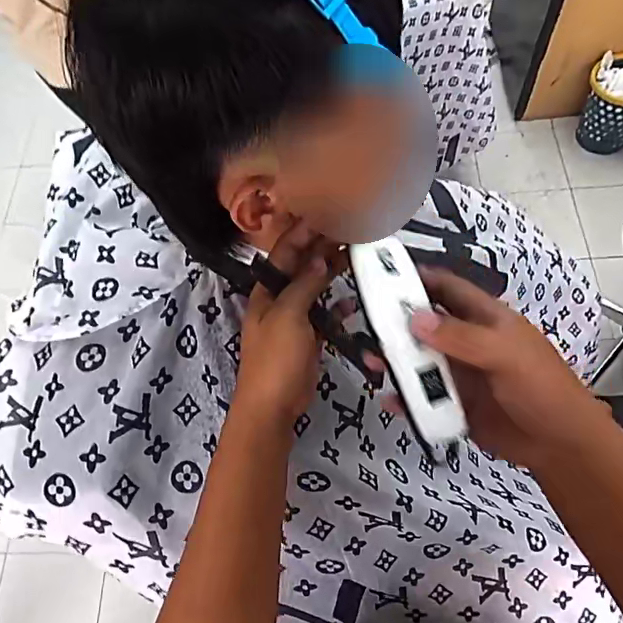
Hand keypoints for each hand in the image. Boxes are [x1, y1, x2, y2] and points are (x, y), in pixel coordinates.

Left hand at [233, 225, 343, 426]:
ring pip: (314, 290)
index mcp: (266, 292)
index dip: (304, 232)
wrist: (272, 407)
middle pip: (300, 268)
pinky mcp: (307, 340)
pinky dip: (337, 309)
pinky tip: (353, 303)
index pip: (284, 253)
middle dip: (322, 249)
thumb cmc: (275, 360)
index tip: (328, 215)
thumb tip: (319, 260)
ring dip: (331, 274)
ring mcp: (293, 321)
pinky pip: (323, 317)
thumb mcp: (288, 317)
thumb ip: (303, 286)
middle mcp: (278, 301)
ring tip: (356, 256)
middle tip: (351, 231)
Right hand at [384, 267, 613, 470]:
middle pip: (426, 327)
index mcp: (487, 320)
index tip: (385, 277)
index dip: (420, 280)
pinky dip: (405, 398)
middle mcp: (469, 344)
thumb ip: (461, 337)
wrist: (559, 444)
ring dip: (396, 362)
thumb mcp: (504, 354)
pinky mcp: (455, 405)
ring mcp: (461, 376)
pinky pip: (423, 398)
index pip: (448, 290)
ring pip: (420, 363)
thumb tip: (416, 319)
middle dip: (397, 325)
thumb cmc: (542, 388)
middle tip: (367, 326)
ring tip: (372, 363)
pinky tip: (391, 400)